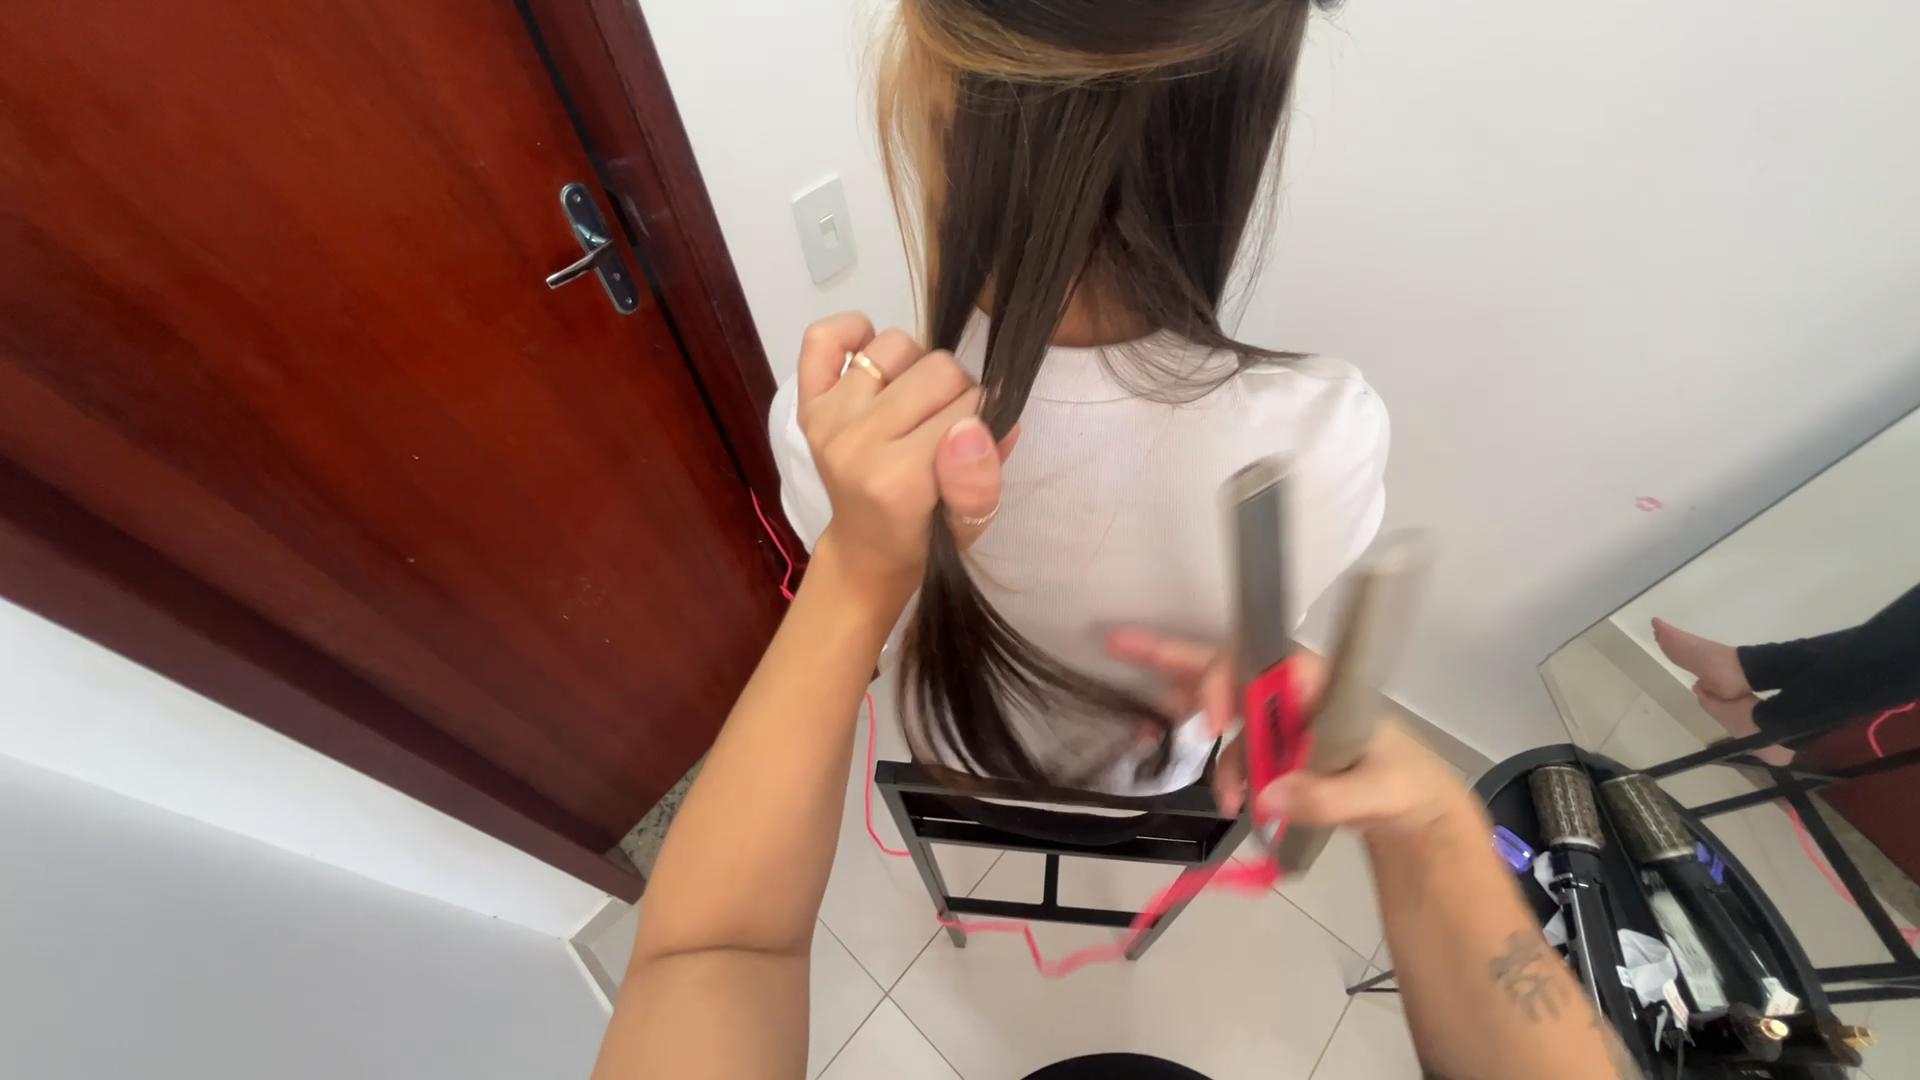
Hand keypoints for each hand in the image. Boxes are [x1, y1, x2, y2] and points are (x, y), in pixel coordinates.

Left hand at [794, 314, 1016, 597]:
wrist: (867, 546)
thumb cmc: (926, 535)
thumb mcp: (968, 527)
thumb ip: (981, 483)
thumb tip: (979, 424)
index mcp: (899, 482)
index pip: (970, 408)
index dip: (984, 419)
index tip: (973, 444)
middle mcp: (856, 444)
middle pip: (939, 369)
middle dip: (959, 392)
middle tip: (949, 423)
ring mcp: (828, 421)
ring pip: (897, 345)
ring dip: (917, 367)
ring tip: (917, 403)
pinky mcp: (809, 403)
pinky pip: (823, 338)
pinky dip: (853, 334)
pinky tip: (874, 362)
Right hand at [1105, 627, 1467, 835]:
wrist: (1412, 810)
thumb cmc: (1406, 787)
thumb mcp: (1379, 793)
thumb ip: (1327, 795)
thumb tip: (1267, 795)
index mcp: (1321, 685)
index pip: (1262, 666)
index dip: (1225, 682)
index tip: (1210, 725)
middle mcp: (1292, 691)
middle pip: (1225, 663)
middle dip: (1170, 655)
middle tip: (1118, 642)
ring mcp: (1279, 715)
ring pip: (1218, 696)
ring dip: (1185, 709)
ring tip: (1147, 725)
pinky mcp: (1273, 741)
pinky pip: (1231, 742)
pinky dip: (1220, 766)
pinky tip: (1226, 797)